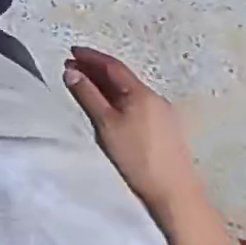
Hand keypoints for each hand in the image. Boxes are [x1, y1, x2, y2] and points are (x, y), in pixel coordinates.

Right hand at [64, 46, 205, 215]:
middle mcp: (153, 97)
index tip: (72, 51)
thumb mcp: (106, 125)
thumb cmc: (136, 157)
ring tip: (85, 85)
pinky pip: (136, 103)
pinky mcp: (164, 129)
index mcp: (140, 92)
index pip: (112, 66)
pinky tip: (110, 107)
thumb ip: (88, 95)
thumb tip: (71, 71)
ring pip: (128, 91)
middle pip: (120, 77)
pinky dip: (117, 98)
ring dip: (105, 85)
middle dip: (95, 70)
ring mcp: (161, 113)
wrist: (173, 193)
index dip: (91, 56)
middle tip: (72, 66)